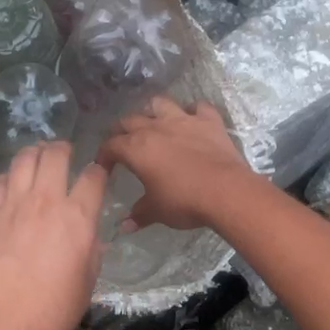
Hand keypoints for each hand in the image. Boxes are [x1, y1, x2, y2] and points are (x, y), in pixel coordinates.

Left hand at [0, 142, 107, 329]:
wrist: (1, 322)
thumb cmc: (53, 310)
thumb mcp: (87, 283)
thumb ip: (91, 252)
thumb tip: (89, 237)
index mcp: (77, 218)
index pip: (93, 178)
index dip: (99, 170)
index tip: (98, 171)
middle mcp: (45, 201)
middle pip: (55, 156)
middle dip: (63, 148)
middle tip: (64, 151)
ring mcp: (13, 204)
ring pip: (23, 160)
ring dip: (34, 152)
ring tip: (37, 154)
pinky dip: (8, 176)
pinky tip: (11, 180)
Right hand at [99, 96, 264, 232]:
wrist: (225, 191)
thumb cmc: (184, 201)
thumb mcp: (157, 211)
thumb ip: (139, 214)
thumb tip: (124, 226)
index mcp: (136, 148)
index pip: (111, 145)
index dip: (104, 154)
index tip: (104, 165)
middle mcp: (155, 127)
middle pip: (129, 120)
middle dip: (121, 130)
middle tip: (123, 143)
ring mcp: (182, 120)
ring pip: (159, 104)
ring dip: (153, 111)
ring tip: (153, 122)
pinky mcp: (208, 121)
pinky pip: (198, 108)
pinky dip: (193, 112)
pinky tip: (193, 120)